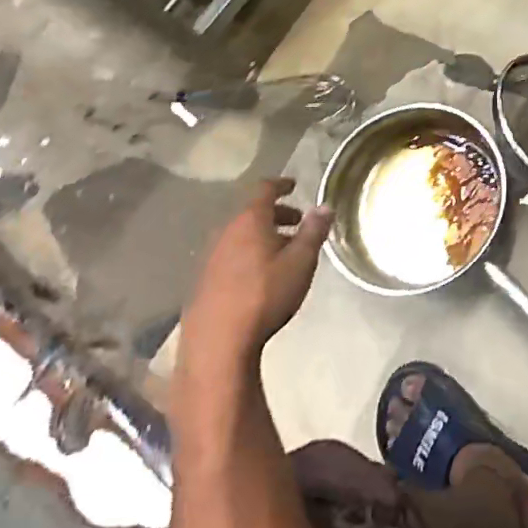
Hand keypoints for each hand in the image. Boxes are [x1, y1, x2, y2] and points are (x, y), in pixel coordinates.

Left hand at [177, 179, 331, 376]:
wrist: (217, 344)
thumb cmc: (266, 294)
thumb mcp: (301, 261)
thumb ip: (314, 231)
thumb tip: (325, 206)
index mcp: (249, 222)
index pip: (264, 190)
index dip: (280, 184)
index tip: (293, 185)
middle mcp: (225, 233)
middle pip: (251, 213)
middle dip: (276, 214)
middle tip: (298, 222)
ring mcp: (210, 258)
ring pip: (240, 236)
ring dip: (262, 235)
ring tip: (283, 251)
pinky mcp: (202, 282)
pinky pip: (230, 255)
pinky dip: (248, 253)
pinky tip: (260, 275)